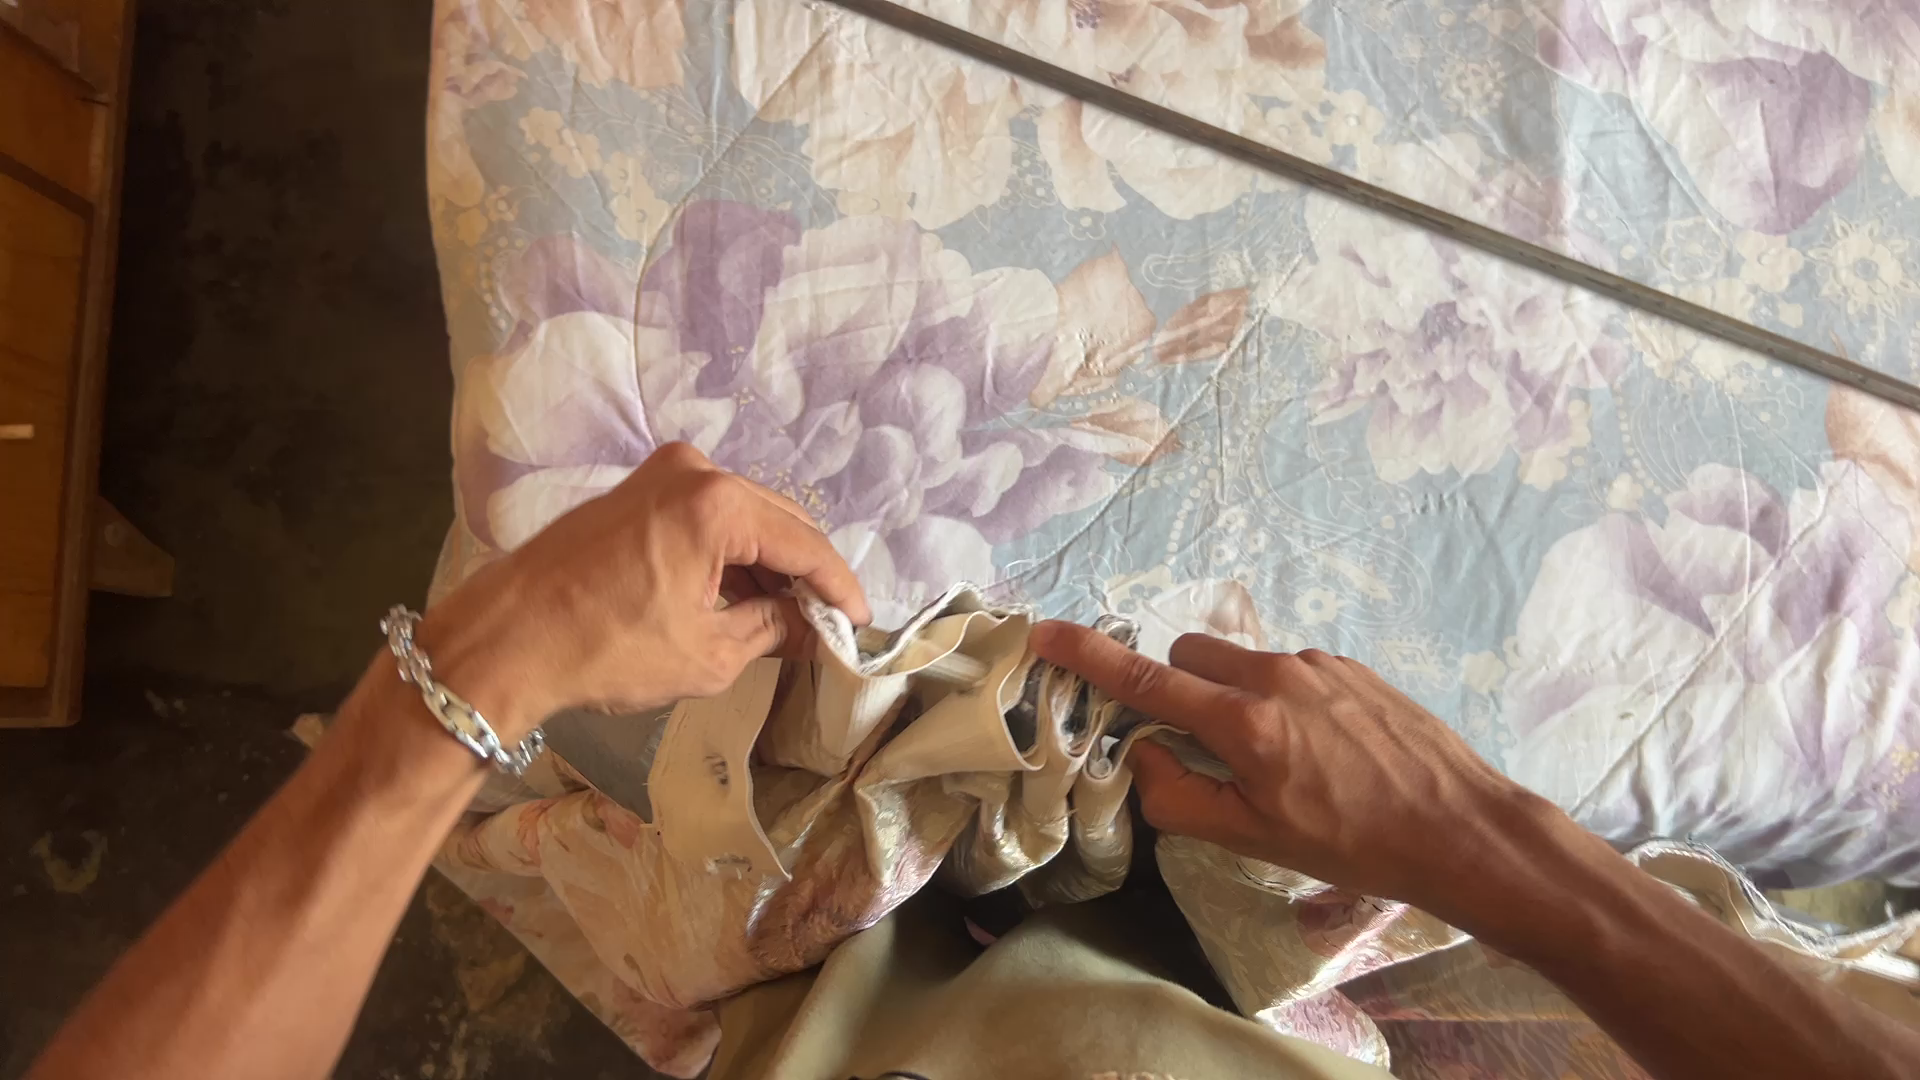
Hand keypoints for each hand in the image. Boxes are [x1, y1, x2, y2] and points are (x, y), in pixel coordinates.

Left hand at [417, 443, 870, 740]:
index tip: (862, 622)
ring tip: (789, 615)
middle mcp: (696, 472)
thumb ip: (775, 629)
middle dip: (808, 575)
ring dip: (772, 566)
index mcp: (719, 505)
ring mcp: (663, 475)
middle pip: (781, 524)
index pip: (806, 546)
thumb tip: (814, 631)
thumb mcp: (709, 652)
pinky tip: (745, 593)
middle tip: (829, 621)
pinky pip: (710, 518)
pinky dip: (735, 555)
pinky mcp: (641, 490)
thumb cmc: (607, 649)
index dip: (840, 588)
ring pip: (747, 519)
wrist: (501, 641)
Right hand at [1030, 621, 1561, 920]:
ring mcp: (1314, 662)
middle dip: (1180, 684)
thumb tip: (1142, 752)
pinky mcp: (1347, 664)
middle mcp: (1273, 675)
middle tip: (1210, 741)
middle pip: (1188, 652)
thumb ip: (1177, 796)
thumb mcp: (1253, 838)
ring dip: (1233, 694)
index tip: (1045, 630)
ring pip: (1238, 660)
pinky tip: (1323, 742)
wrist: (1467, 831)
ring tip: (1283, 752)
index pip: (1146, 678)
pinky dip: (1279, 696)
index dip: (1088, 654)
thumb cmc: (1352, 844)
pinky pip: (1285, 667)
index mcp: (1243, 722)